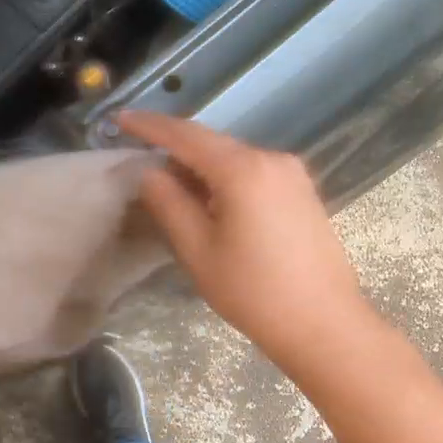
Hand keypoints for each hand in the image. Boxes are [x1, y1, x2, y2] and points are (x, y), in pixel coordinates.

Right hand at [121, 111, 371, 370]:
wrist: (323, 324)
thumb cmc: (252, 290)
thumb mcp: (197, 250)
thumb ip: (169, 204)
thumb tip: (149, 173)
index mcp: (242, 170)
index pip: (186, 135)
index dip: (150, 126)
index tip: (120, 119)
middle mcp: (271, 160)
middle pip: (211, 144)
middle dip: (174, 149)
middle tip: (138, 161)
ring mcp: (291, 174)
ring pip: (232, 159)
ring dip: (198, 167)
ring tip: (168, 187)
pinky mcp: (302, 192)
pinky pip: (252, 173)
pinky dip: (223, 178)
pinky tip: (207, 200)